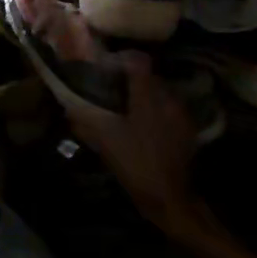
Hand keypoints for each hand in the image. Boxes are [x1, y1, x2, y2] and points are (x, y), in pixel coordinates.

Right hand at [59, 52, 206, 231]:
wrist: (170, 197)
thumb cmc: (136, 163)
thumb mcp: (105, 140)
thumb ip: (85, 119)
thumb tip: (68, 108)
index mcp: (148, 96)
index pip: (138, 61)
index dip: (121, 59)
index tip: (105, 68)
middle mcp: (169, 99)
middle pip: (150, 76)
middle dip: (130, 80)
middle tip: (111, 91)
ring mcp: (182, 115)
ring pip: (161, 94)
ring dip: (144, 97)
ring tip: (125, 111)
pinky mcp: (188, 131)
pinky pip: (169, 110)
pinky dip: (155, 112)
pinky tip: (142, 128)